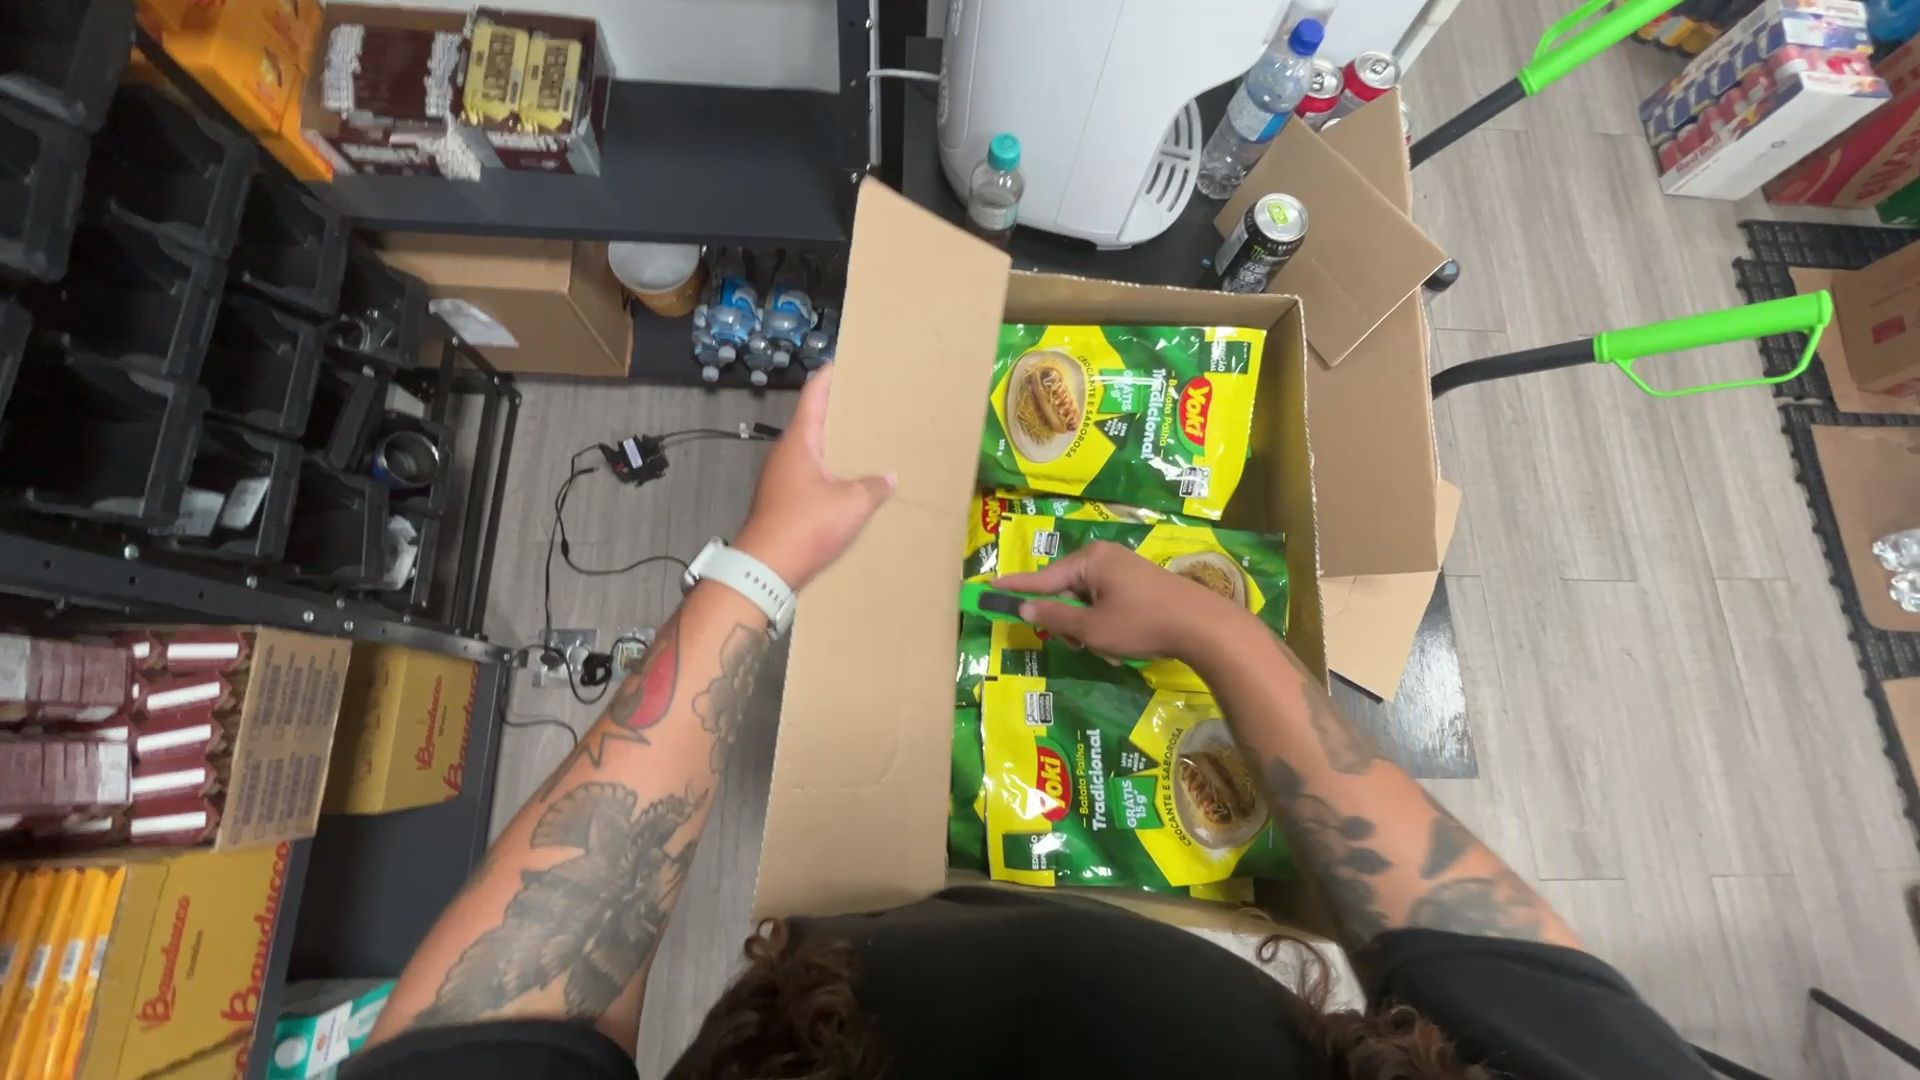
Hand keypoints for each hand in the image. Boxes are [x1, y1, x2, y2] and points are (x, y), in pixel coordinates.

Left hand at [733, 366, 894, 589]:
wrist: (766, 569)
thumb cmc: (806, 525)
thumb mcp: (851, 503)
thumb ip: (873, 486)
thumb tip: (887, 478)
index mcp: (800, 441)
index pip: (814, 396)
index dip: (829, 376)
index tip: (844, 361)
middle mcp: (787, 454)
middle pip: (815, 422)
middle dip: (840, 412)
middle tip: (869, 403)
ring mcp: (783, 479)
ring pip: (815, 452)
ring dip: (837, 445)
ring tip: (867, 441)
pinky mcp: (785, 502)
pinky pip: (814, 477)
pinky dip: (833, 472)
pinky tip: (852, 482)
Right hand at [993, 540, 1249, 661]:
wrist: (1205, 626)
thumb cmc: (1143, 624)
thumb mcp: (1092, 627)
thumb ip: (1055, 617)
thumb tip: (1025, 607)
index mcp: (1089, 560)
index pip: (1042, 578)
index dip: (1015, 588)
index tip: (989, 587)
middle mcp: (1105, 558)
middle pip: (1066, 591)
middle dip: (1069, 621)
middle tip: (1080, 644)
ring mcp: (1125, 569)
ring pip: (1088, 602)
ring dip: (1091, 629)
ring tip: (1111, 649)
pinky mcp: (1140, 583)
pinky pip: (1108, 603)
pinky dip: (1108, 625)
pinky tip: (1125, 644)